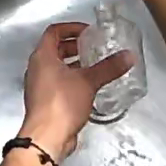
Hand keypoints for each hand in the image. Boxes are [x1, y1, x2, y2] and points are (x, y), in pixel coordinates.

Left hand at [18, 22, 133, 158]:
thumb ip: (108, 67)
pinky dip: (70, 78)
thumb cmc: (62, 102)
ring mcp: (38, 85)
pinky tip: (87, 86)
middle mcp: (36, 68)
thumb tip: (128, 56)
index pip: (54, 31)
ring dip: (73, 63)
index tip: (88, 32)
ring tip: (93, 65)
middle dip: (73, 46)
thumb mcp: (88, 81)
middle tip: (92, 47)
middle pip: (54, 48)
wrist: (46, 137)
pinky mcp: (43, 100)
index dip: (71, 28)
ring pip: (55, 66)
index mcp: (42, 56)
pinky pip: (56, 82)